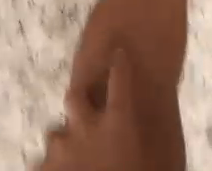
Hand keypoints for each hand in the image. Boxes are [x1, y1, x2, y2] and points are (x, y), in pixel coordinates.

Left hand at [37, 51, 149, 170]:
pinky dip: (50, 169)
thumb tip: (169, 149)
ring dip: (62, 143)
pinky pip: (42, 164)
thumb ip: (149, 145)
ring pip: (54, 134)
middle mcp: (87, 126)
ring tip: (69, 158)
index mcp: (117, 122)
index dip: (119, 63)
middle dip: (76, 98)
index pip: (120, 79)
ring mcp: (62, 147)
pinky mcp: (43, 170)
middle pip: (74, 96)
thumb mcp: (146, 158)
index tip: (117, 53)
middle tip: (82, 109)